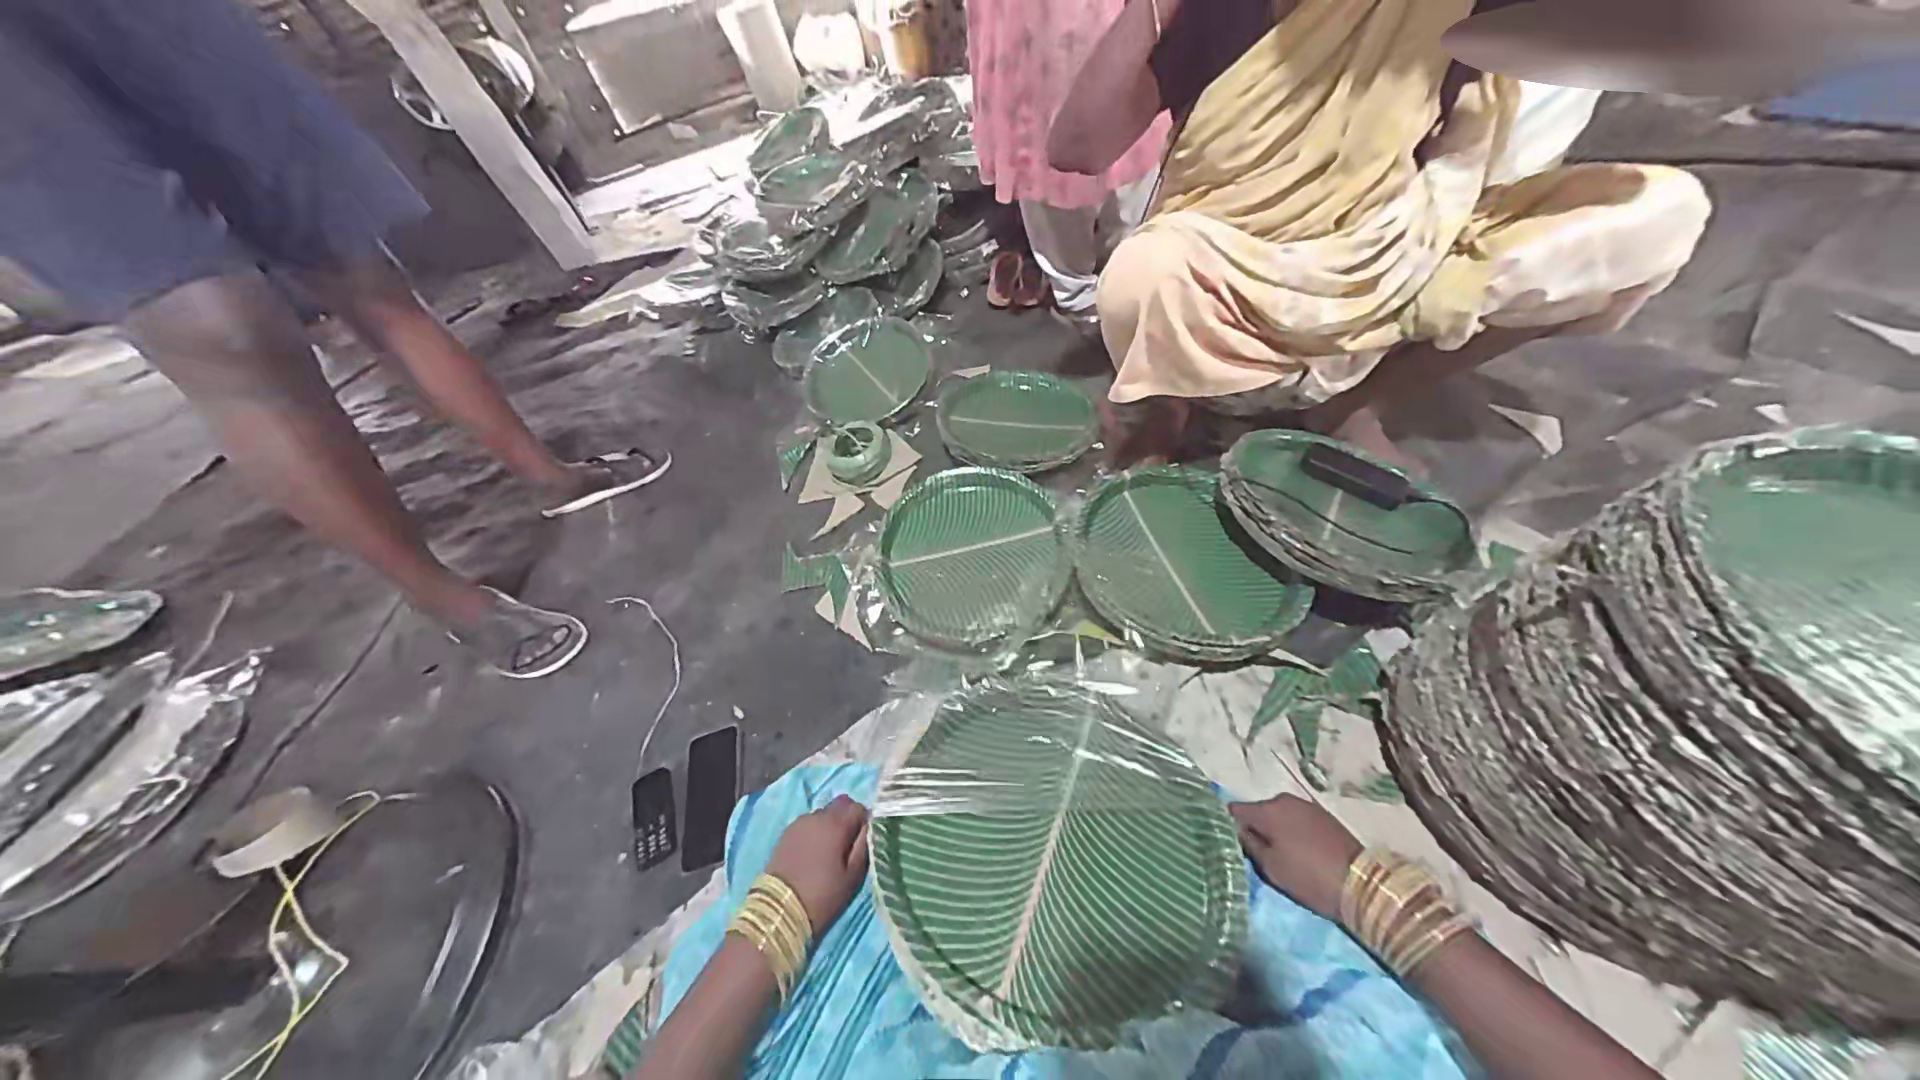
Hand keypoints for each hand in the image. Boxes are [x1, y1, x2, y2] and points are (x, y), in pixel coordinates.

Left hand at [763, 795, 870, 932]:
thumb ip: (864, 845)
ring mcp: (799, 823)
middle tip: (847, 843)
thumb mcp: (852, 876)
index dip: (864, 820)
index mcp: (836, 824)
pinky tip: (811, 852)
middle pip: (840, 804)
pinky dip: (814, 831)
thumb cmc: (822, 895)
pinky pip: (807, 823)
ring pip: (823, 813)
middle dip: (847, 818)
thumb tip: (868, 826)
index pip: (858, 807)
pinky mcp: (786, 833)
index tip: (862, 839)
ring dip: (829, 825)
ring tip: (827, 850)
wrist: (779, 909)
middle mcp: (817, 816)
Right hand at [1229, 795, 1362, 920]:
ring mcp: (1306, 805)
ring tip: (1280, 852)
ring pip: (1277, 814)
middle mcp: (1284, 800)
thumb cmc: (1310, 878)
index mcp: (1267, 810)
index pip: (1234, 810)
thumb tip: (1236, 829)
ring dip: (1274, 828)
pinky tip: (1299, 848)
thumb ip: (1248, 844)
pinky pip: (1296, 818)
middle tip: (1257, 852)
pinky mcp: (1323, 815)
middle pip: (1257, 810)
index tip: (1231, 842)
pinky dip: (1291, 829)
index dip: (1228, 824)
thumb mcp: (1271, 868)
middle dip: (1254, 827)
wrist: (1364, 884)